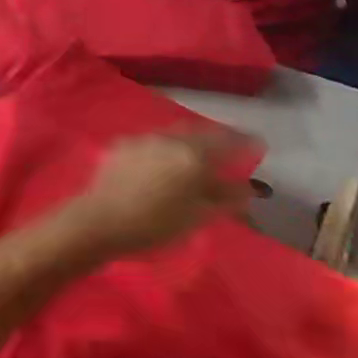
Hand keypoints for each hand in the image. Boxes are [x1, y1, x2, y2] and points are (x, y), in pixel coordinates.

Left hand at [56, 131, 248, 255]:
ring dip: (186, 142)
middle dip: (214, 139)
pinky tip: (161, 162)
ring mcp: (140, 140)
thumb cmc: (154, 225)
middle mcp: (168, 140)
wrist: (100, 220)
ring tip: (193, 157)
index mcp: (193, 155)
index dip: (244, 142)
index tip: (257, 144)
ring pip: (172, 135)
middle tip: (226, 150)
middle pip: (198, 133)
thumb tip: (245, 188)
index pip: (226, 140)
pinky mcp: (119, 146)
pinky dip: (162, 148)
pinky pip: (149, 142)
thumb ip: (224, 198)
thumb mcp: (198, 216)